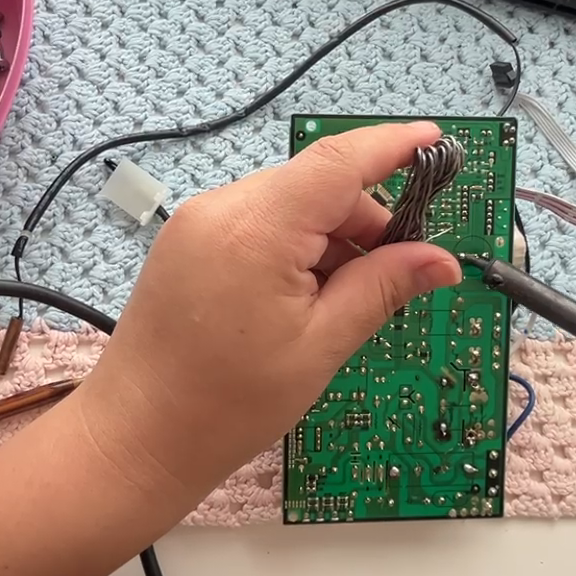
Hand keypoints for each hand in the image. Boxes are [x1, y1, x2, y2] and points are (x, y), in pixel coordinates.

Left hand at [72, 121, 462, 505]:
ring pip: (289, 205)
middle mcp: (223, 206)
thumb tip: (441, 260)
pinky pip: (258, 221)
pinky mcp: (188, 237)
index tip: (435, 140)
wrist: (135, 435)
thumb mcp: (320, 346)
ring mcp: (199, 219)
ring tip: (338, 303)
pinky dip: (293, 246)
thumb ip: (381, 288)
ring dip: (328, 238)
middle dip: (364, 221)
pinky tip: (301, 297)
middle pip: (315, 186)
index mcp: (256, 227)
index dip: (391, 145)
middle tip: (394, 275)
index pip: (337, 162)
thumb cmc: (228, 403)